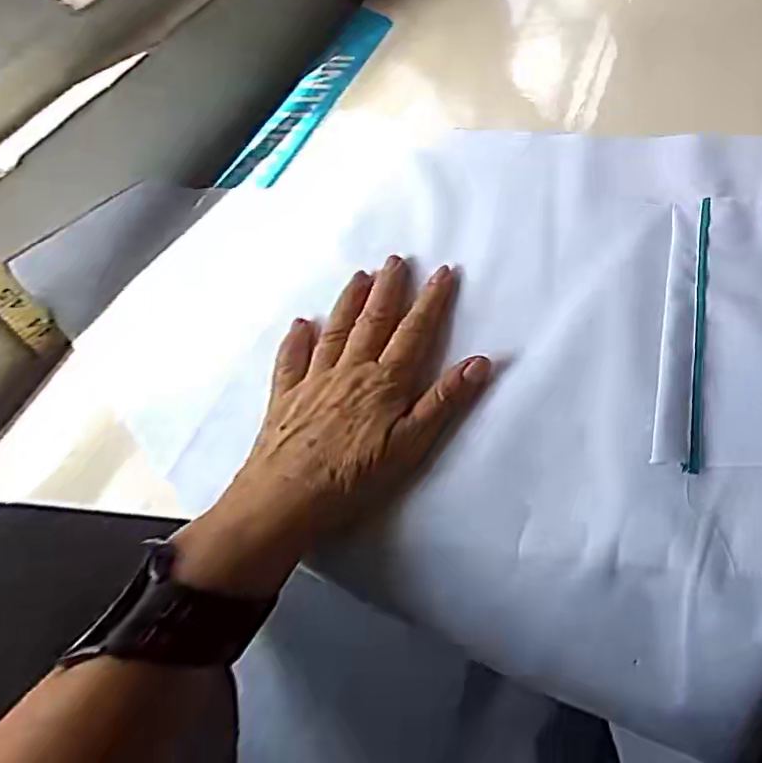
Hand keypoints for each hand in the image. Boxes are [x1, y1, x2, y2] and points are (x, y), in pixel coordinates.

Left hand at [171, 257, 492, 597]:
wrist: (281, 503)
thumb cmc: (353, 478)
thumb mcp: (411, 445)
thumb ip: (444, 400)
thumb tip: (480, 361)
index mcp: (384, 381)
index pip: (415, 331)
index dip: (431, 300)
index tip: (443, 272)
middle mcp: (350, 371)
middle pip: (374, 320)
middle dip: (389, 288)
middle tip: (396, 259)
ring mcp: (314, 381)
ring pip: (336, 331)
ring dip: (350, 301)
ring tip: (361, 276)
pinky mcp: (286, 398)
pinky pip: (291, 360)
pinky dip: (296, 339)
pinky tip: (301, 324)